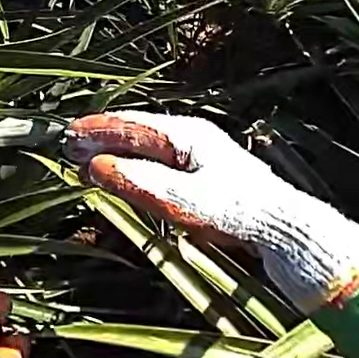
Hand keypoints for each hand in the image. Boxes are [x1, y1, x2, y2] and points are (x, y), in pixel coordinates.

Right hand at [63, 111, 358, 310]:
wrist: (289, 232)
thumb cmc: (239, 212)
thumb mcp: (185, 200)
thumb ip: (140, 181)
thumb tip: (97, 165)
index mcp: (187, 134)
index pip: (132, 125)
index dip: (98, 128)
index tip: (68, 132)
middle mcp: (190, 137)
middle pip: (136, 132)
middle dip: (102, 138)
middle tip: (69, 146)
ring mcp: (197, 154)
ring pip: (145, 147)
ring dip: (115, 152)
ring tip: (87, 159)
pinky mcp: (201, 174)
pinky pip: (156, 161)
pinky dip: (132, 164)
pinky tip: (121, 175)